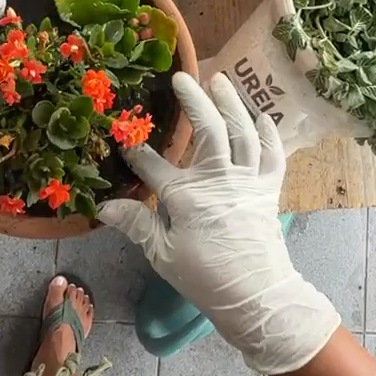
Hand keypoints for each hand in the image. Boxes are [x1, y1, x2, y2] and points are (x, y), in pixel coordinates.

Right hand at [100, 72, 339, 374]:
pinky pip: (272, 153)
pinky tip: (262, 116)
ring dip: (232, 104)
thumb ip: (136, 225)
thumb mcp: (163, 255)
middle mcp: (219, 179)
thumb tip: (103, 207)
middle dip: (194, 100)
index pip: (153, 165)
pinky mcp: (269, 189)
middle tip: (183, 78)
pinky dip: (268, 133)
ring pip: (242, 132)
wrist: (257, 297)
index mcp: (187, 196)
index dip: (137, 150)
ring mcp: (248, 181)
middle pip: (208, 130)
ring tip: (220, 80)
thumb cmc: (206, 278)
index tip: (124, 137)